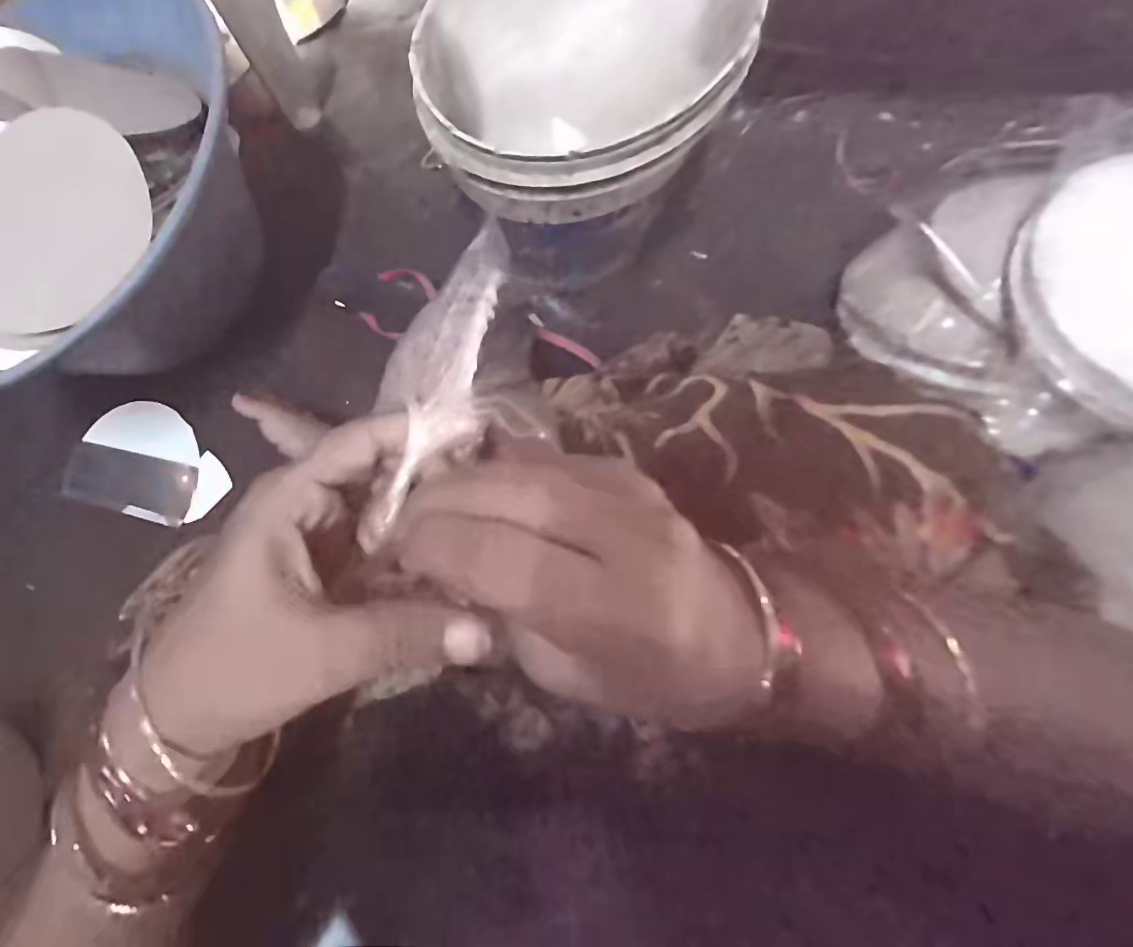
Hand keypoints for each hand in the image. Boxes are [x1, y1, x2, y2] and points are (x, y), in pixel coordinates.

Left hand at [133, 412, 493, 757]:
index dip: (415, 434)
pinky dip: (413, 556)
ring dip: (428, 522)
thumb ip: (405, 633)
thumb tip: (487, 631)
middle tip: (496, 501)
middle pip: (380, 472)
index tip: (477, 439)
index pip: (359, 441)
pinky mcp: (327, 568)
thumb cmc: (233, 668)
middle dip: (434, 482)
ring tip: (489, 529)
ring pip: (384, 511)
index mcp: (289, 496)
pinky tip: (457, 568)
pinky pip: (379, 548)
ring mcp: (317, 534)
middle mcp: (305, 502)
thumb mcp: (321, 651)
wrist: (179, 714)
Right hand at [390, 449, 766, 729]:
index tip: (398, 556)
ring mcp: (627, 488)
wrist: (737, 630)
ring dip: (453, 480)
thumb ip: (495, 616)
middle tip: (395, 524)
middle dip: (432, 504)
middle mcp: (625, 533)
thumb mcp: (561, 674)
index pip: (498, 556)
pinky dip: (488, 471)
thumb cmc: (646, 677)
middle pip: (502, 494)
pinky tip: (468, 490)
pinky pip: (534, 456)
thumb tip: (432, 567)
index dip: (433, 548)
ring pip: (513, 465)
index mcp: (615, 606)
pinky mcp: (620, 465)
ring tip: (421, 504)